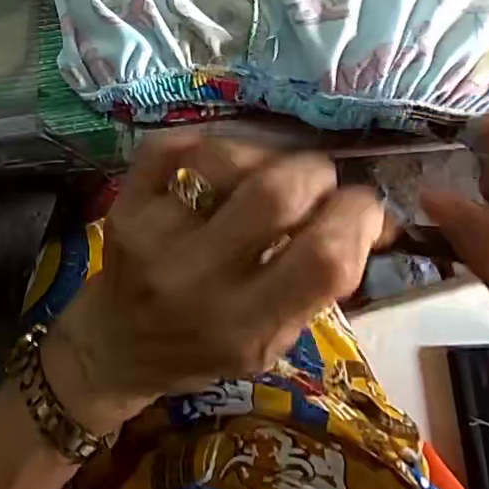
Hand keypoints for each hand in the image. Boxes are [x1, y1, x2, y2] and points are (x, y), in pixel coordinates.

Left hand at [43, 134, 389, 435]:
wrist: (115, 345)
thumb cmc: (201, 348)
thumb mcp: (269, 345)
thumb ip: (317, 286)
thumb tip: (373, 218)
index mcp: (244, 325)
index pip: (322, 258)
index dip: (359, 217)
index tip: (364, 205)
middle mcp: (196, 277)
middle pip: (274, 195)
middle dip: (316, 173)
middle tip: (320, 179)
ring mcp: (152, 235)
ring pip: (222, 159)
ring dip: (264, 153)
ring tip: (272, 168)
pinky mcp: (124, 204)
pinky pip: (169, 146)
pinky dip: (207, 140)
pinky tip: (226, 157)